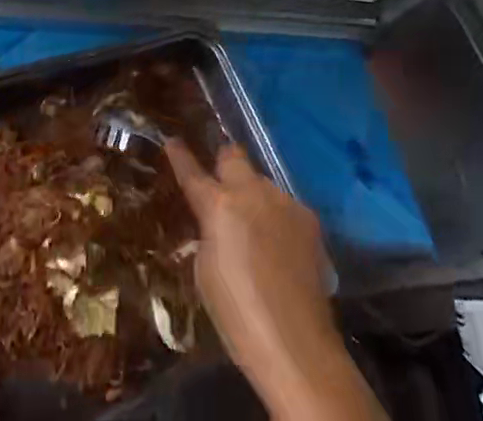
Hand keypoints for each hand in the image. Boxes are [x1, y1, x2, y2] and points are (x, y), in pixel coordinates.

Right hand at [163, 142, 335, 373]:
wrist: (295, 342)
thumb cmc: (236, 313)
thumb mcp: (204, 271)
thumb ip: (208, 233)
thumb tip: (215, 221)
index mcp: (219, 206)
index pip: (192, 172)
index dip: (180, 155)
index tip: (173, 141)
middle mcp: (252, 193)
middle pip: (234, 156)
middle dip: (223, 163)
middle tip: (220, 182)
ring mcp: (284, 202)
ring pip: (261, 182)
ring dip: (252, 195)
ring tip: (253, 226)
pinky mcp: (309, 219)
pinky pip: (284, 205)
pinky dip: (275, 216)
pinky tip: (277, 245)